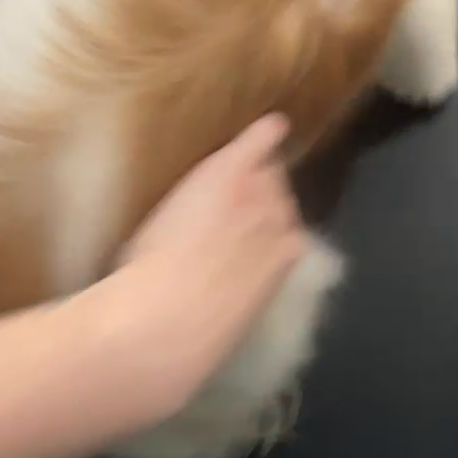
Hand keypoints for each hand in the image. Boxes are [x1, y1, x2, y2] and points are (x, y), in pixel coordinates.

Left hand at [81, 115, 307, 424]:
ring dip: (249, 174)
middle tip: (224, 213)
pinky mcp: (231, 170)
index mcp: (283, 259)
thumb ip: (248, 288)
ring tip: (225, 180)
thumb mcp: (232, 315)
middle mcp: (280, 221)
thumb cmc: (194, 332)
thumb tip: (245, 284)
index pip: (289, 232)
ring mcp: (257, 193)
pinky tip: (272, 124)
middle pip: (279, 196)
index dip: (263, 232)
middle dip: (257, 200)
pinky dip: (262, 136)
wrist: (168, 316)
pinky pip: (258, 144)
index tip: (245, 238)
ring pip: (265, 172)